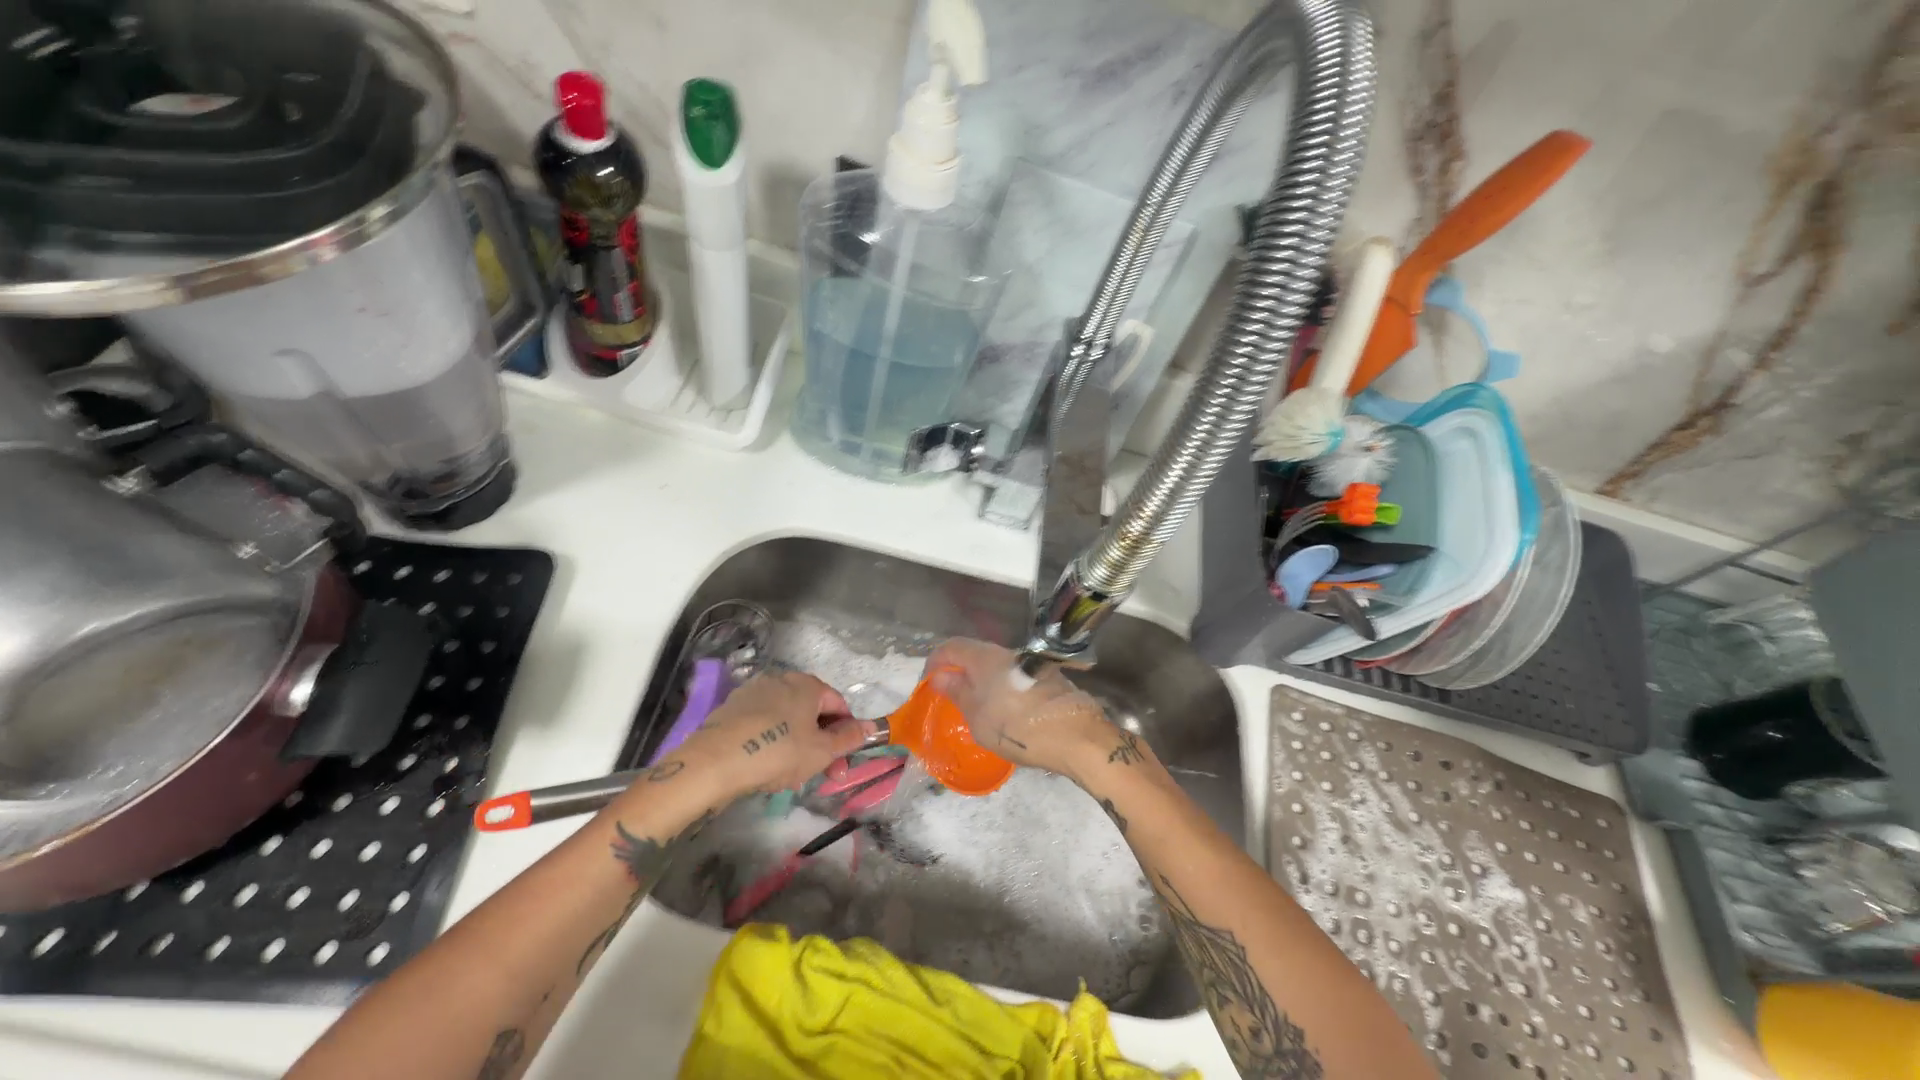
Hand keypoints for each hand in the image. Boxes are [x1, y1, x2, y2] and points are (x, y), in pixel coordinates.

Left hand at [668, 671, 876, 801]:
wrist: (716, 760)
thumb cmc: (779, 751)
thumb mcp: (822, 750)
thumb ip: (849, 738)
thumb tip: (871, 726)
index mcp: (807, 684)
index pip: (838, 706)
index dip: (846, 734)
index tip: (842, 763)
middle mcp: (781, 680)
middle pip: (811, 713)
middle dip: (821, 744)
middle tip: (822, 776)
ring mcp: (753, 692)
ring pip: (786, 720)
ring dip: (797, 746)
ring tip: (792, 778)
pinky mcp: (731, 709)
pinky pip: (762, 725)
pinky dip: (771, 742)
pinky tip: (767, 768)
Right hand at [924, 639, 1117, 776]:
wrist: (1075, 736)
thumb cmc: (1017, 726)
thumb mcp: (976, 716)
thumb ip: (957, 692)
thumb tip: (941, 676)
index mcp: (985, 657)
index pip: (951, 646)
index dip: (935, 661)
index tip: (929, 683)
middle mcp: (1008, 653)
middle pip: (976, 655)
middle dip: (961, 674)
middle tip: (953, 700)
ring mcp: (1032, 665)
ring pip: (998, 669)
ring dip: (985, 684)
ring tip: (980, 712)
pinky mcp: (1049, 679)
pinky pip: (1017, 680)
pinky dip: (1005, 693)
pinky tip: (1009, 716)